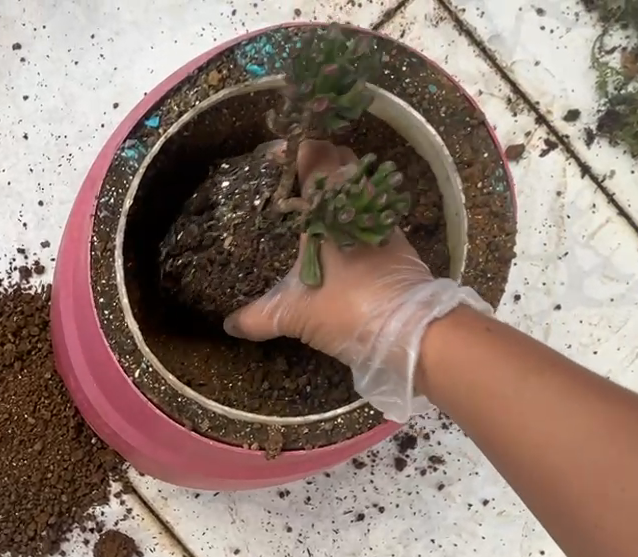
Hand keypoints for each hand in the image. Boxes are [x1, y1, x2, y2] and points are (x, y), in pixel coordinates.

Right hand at [225, 140, 490, 421]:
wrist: (408, 328)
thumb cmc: (345, 308)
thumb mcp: (292, 315)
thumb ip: (257, 318)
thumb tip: (229, 324)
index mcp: (329, 210)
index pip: (315, 159)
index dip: (299, 148)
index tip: (281, 150)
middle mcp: (358, 206)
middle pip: (343, 164)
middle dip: (323, 160)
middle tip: (298, 171)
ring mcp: (381, 222)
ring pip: (361, 186)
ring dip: (343, 185)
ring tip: (318, 200)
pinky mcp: (396, 242)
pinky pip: (372, 213)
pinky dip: (356, 213)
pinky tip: (341, 232)